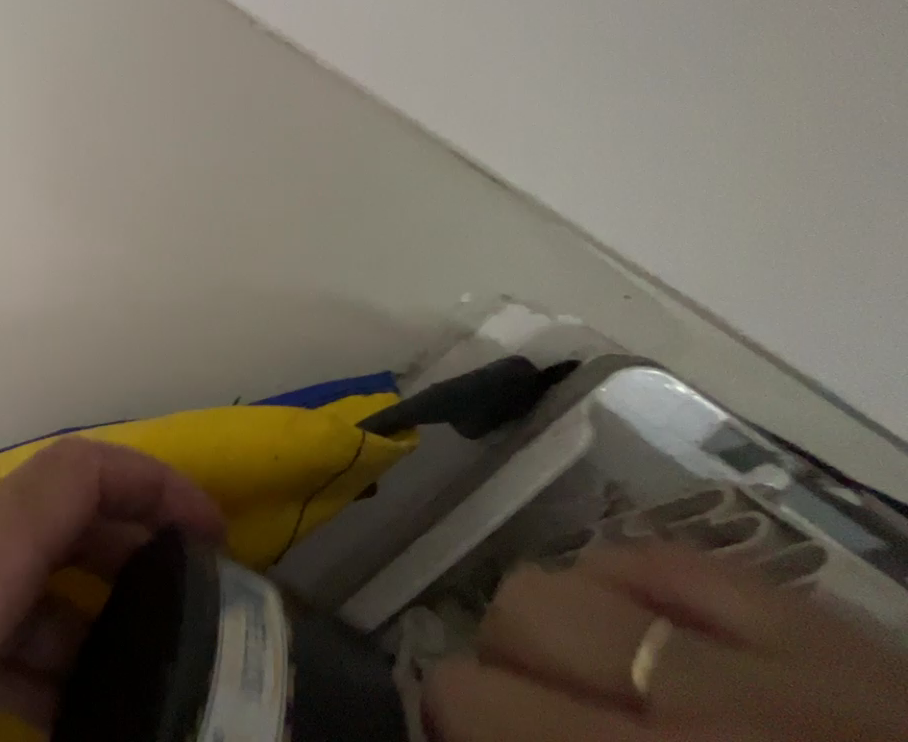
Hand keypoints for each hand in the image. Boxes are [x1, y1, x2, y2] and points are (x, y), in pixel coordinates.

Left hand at [0, 438, 224, 741]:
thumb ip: (44, 735)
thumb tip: (105, 732)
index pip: (72, 478)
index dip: (153, 488)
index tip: (219, 539)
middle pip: (52, 531)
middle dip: (132, 566)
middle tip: (200, 631)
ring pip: (14, 591)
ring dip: (81, 627)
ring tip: (144, 694)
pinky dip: (27, 664)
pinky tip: (49, 726)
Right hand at [427, 540, 907, 740]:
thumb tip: (469, 735)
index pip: (471, 700)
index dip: (455, 725)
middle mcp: (705, 713)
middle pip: (517, 613)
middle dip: (504, 667)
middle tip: (541, 719)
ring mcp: (780, 659)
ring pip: (579, 573)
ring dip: (567, 626)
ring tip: (602, 678)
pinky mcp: (830, 627)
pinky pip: (677, 561)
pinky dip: (638, 589)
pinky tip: (656, 638)